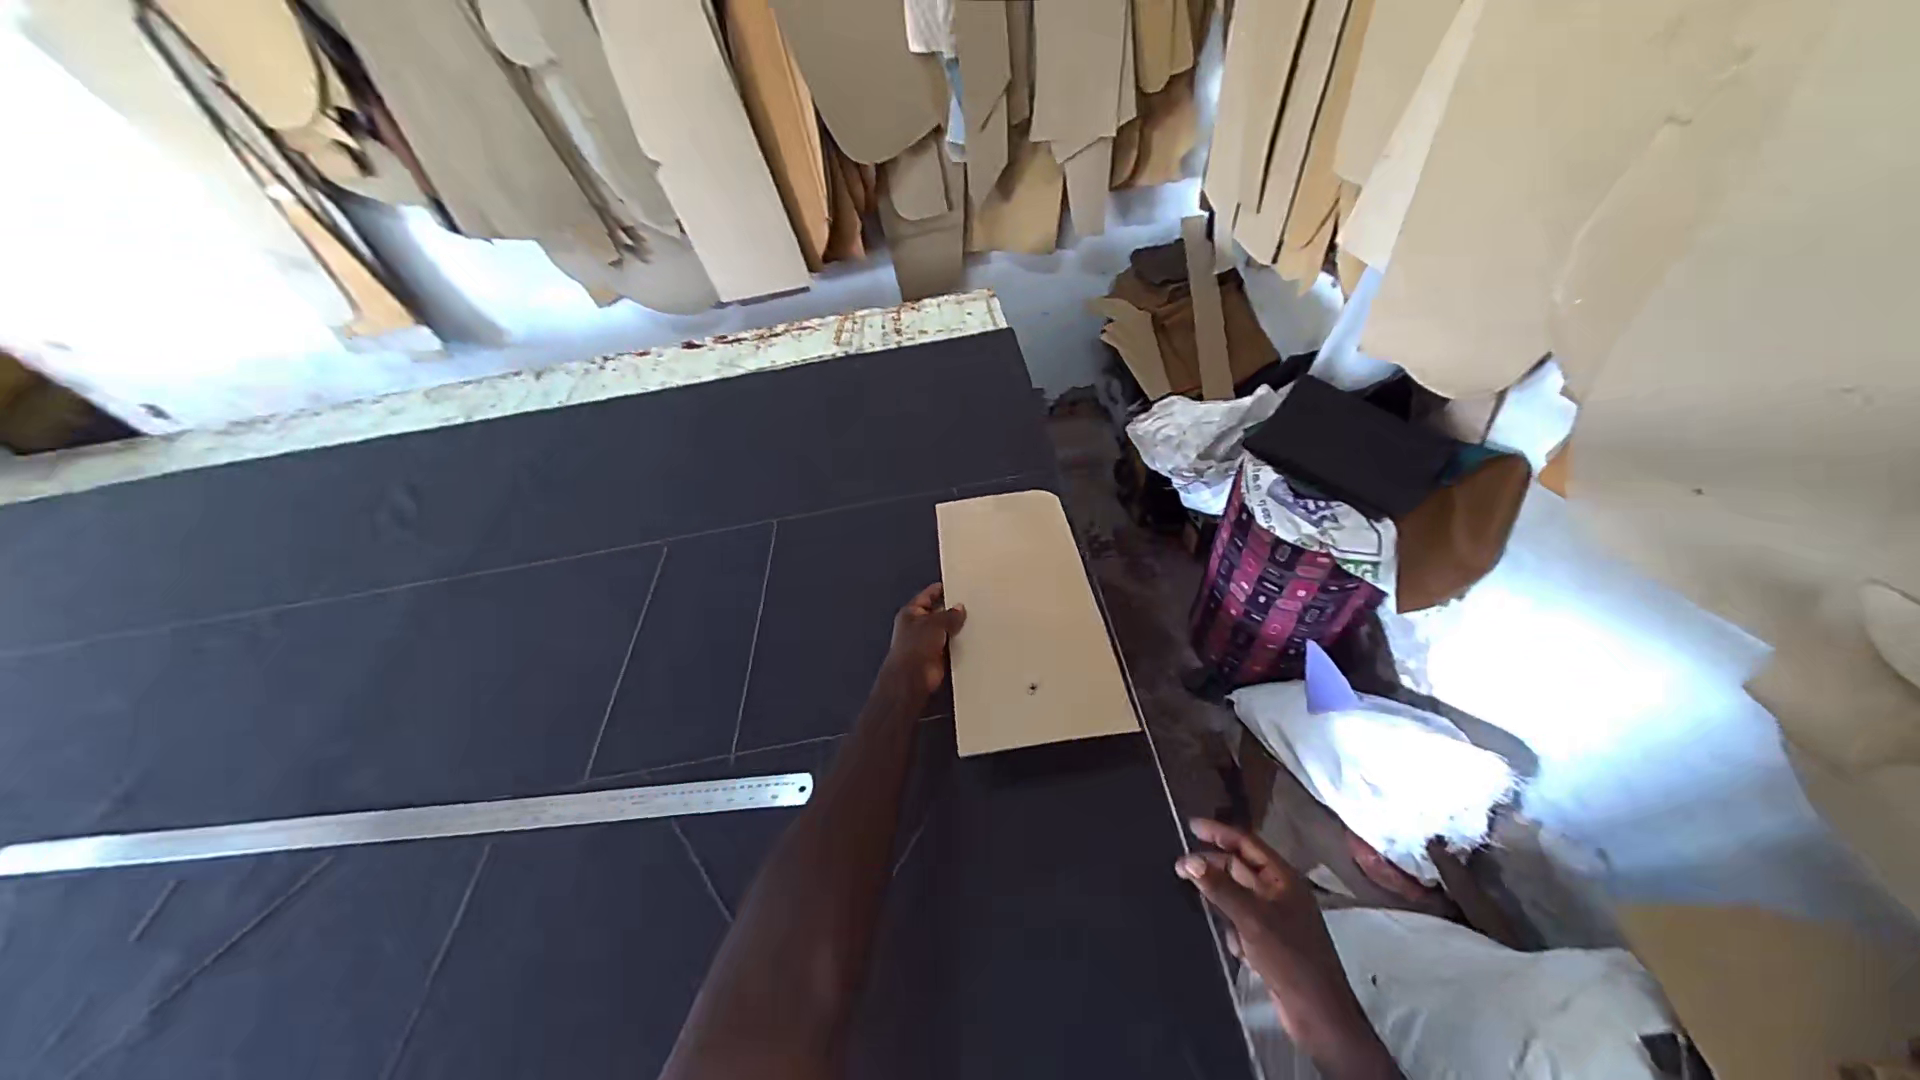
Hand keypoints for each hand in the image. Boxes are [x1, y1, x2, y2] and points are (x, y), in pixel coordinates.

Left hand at [882, 584, 966, 696]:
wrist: (913, 678)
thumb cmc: (917, 644)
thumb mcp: (933, 623)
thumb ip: (949, 615)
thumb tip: (960, 608)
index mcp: (911, 613)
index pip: (927, 595)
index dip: (940, 589)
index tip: (957, 584)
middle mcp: (918, 625)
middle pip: (938, 612)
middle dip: (953, 609)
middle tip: (974, 602)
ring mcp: (928, 641)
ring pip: (947, 629)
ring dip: (958, 627)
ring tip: (979, 617)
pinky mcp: (938, 655)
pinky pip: (952, 644)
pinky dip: (961, 641)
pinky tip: (976, 636)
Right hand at [1177, 819, 1402, 1079]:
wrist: (1318, 1015)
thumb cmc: (1290, 958)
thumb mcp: (1251, 918)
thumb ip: (1219, 887)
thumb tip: (1189, 860)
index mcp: (1283, 879)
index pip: (1247, 844)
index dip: (1219, 832)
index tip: (1191, 825)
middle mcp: (1279, 893)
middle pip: (1240, 868)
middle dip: (1212, 866)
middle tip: (1180, 865)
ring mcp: (1275, 918)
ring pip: (1237, 895)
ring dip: (1218, 897)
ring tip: (1193, 895)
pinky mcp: (1269, 942)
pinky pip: (1240, 920)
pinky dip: (1230, 925)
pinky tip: (1227, 939)